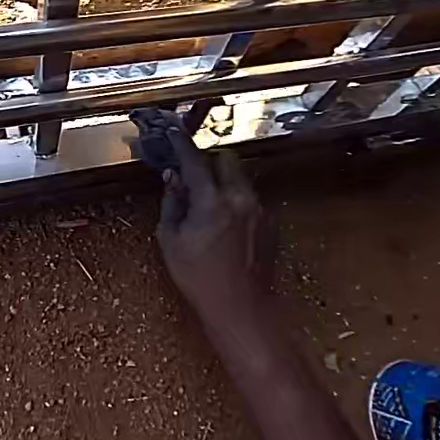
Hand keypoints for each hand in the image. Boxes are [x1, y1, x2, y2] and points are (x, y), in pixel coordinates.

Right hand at [155, 127, 271, 318]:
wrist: (241, 308)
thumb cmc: (199, 278)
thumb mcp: (171, 240)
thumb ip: (172, 202)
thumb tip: (173, 177)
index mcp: (213, 201)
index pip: (195, 160)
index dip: (182, 143)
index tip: (172, 132)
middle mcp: (241, 198)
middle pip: (226, 159)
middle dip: (208, 160)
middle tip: (191, 172)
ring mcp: (259, 208)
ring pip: (239, 177)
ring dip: (222, 179)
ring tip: (206, 201)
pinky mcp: (269, 220)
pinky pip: (248, 197)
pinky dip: (234, 198)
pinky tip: (223, 221)